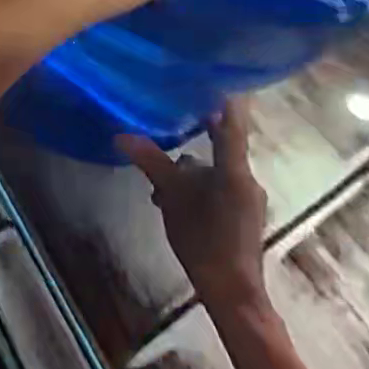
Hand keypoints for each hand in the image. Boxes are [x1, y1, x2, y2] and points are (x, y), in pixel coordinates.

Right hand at [119, 109, 271, 311]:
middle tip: (174, 119)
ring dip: (190, 171)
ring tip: (161, 181)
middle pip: (220, 146)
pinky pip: (218, 188)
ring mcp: (246, 198)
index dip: (227, 97)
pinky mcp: (242, 215)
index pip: (232, 122)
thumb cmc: (205, 240)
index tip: (217, 75)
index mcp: (234, 169)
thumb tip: (122, 135)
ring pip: (215, 170)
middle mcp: (245, 178)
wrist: (233, 293)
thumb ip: (152, 162)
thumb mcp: (173, 198)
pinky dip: (197, 188)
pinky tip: (173, 203)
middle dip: (196, 136)